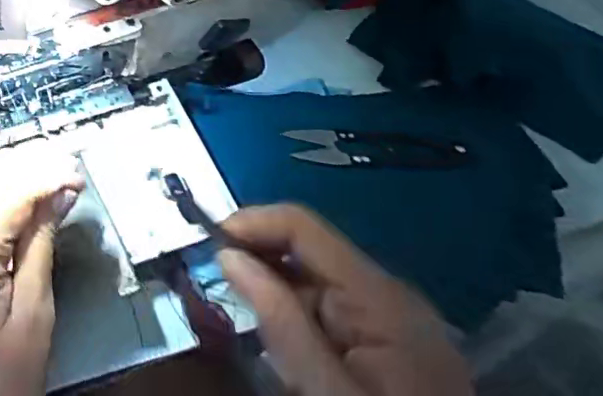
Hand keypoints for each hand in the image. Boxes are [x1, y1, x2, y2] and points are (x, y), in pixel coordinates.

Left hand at [0, 147, 82, 395]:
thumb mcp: (33, 311)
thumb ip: (41, 242)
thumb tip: (60, 192)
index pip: (11, 189)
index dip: (48, 175)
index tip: (79, 174)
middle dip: (34, 166)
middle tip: (72, 168)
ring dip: (21, 174)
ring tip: (59, 176)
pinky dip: (7, 192)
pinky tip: (33, 195)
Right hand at [217, 204, 471, 395]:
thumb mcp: (326, 392)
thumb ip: (279, 321)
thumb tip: (229, 255)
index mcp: (381, 297)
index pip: (303, 226)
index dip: (251, 223)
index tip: (207, 244)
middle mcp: (390, 296)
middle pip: (307, 253)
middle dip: (259, 264)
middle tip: (216, 288)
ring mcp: (394, 323)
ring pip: (315, 285)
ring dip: (276, 297)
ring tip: (246, 326)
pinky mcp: (392, 348)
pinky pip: (332, 313)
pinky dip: (298, 321)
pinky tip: (284, 350)